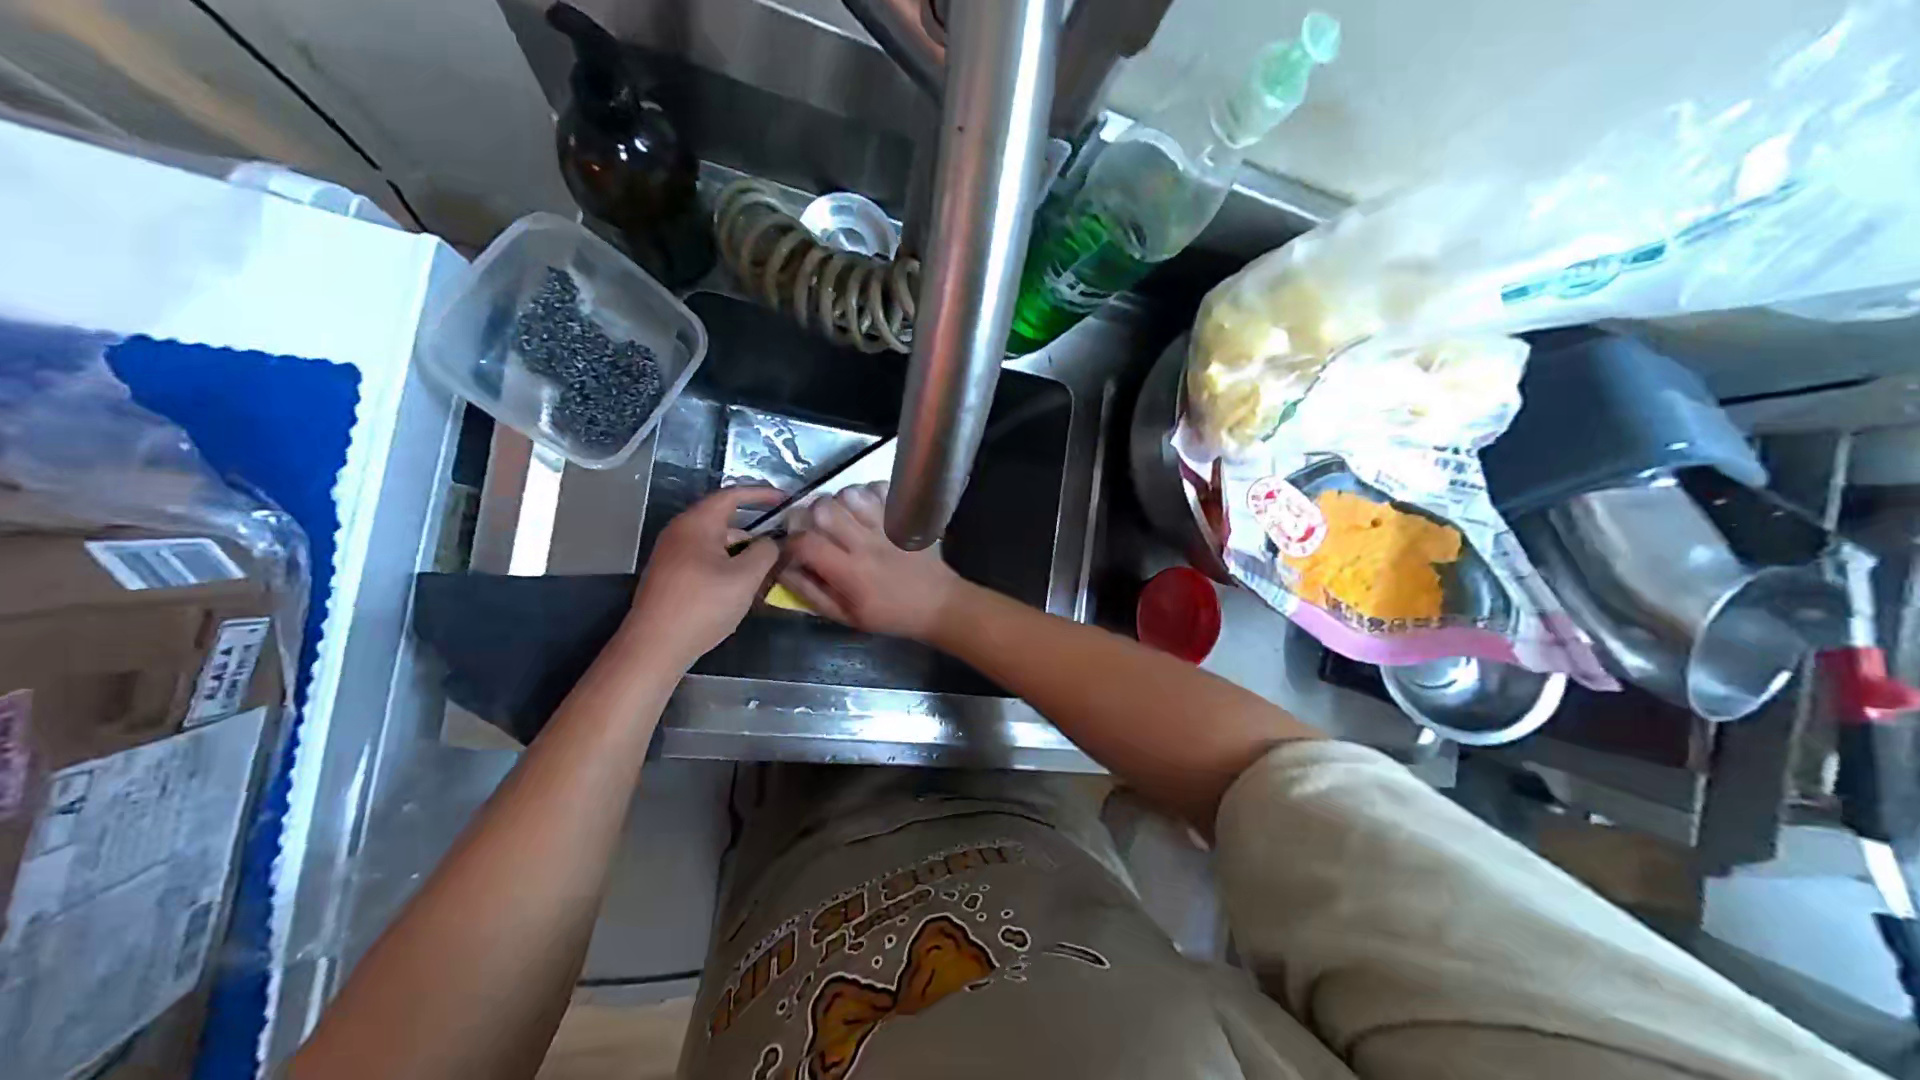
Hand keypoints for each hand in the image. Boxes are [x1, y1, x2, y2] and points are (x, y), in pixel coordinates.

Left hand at [624, 486, 781, 668]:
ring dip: (743, 550)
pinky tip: (743, 583)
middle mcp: (681, 532)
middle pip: (724, 519)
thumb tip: (772, 540)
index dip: (762, 494)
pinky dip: (728, 563)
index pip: (733, 495)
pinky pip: (705, 558)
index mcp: (697, 523)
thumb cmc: (702, 605)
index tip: (786, 500)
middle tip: (783, 538)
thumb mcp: (745, 577)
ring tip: (769, 565)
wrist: (654, 646)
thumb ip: (765, 552)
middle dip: (755, 528)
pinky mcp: (671, 575)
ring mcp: (672, 554)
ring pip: (716, 542)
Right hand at [778, 483, 964, 639]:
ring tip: (841, 517)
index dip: (790, 541)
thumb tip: (782, 568)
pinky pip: (879, 488)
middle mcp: (867, 544)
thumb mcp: (845, 616)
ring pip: (850, 494)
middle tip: (813, 526)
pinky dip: (866, 493)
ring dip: (838, 502)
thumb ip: (810, 592)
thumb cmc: (888, 615)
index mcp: (851, 573)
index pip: (807, 543)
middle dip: (810, 514)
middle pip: (825, 509)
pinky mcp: (903, 516)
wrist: (937, 604)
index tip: (791, 546)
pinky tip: (865, 510)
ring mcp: (887, 526)